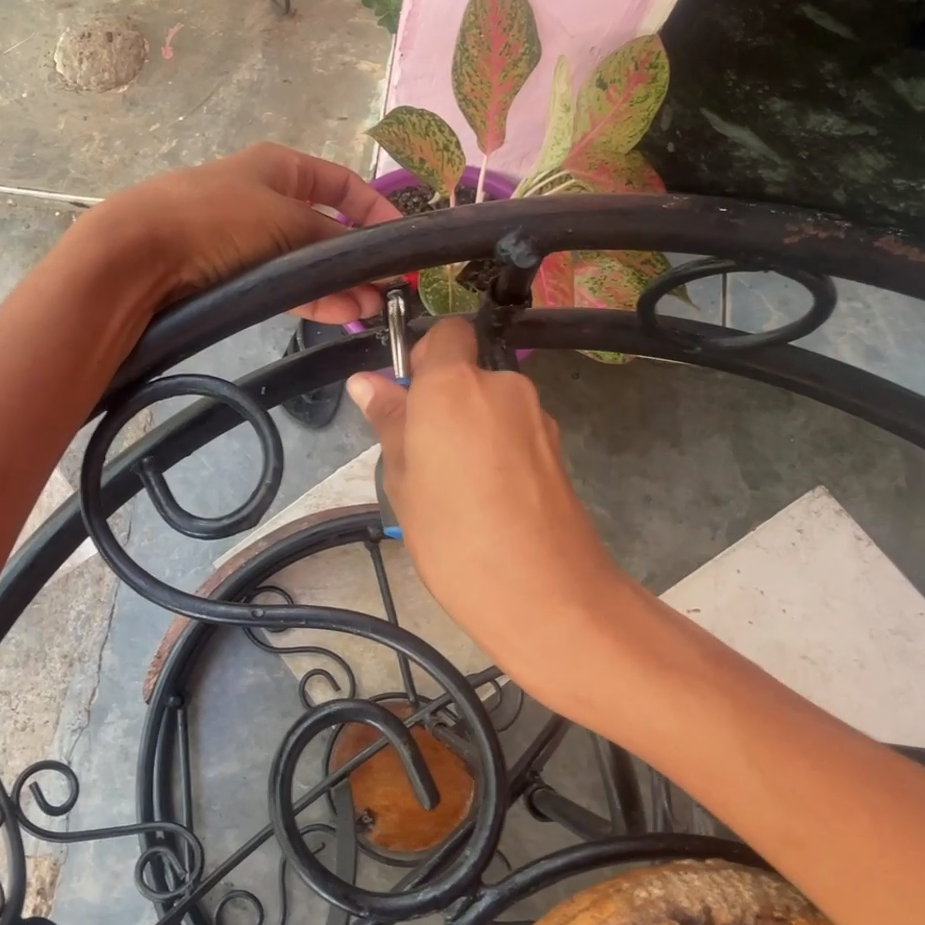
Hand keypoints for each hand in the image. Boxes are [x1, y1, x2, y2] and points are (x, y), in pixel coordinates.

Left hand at [75, 143, 401, 322]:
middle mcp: (263, 199)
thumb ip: (336, 241)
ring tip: (371, 309)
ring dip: (338, 285)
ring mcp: (244, 241)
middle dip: (356, 257)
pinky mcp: (229, 279)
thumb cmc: (218, 218)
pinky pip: (280, 286)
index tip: (400, 240)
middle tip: (387, 289)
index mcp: (277, 167)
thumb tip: (374, 263)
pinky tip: (341, 313)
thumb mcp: (289, 219)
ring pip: (303, 263)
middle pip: (323, 228)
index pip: (339, 182)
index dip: (374, 208)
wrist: (138, 254)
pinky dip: (311, 298)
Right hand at [346, 319, 632, 690]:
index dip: (423, 356)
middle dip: (444, 401)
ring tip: (455, 489)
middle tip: (421, 456)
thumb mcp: (402, 480)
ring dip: (470, 430)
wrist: (543, 592)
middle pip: (469, 372)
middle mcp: (502, 386)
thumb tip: (367, 383)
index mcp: (454, 384)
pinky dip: (496, 452)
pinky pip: (513, 434)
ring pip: (491, 406)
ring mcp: (537, 417)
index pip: (446, 332)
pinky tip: (488, 501)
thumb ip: (390, 422)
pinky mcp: (557, 449)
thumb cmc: (452, 535)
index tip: (405, 397)